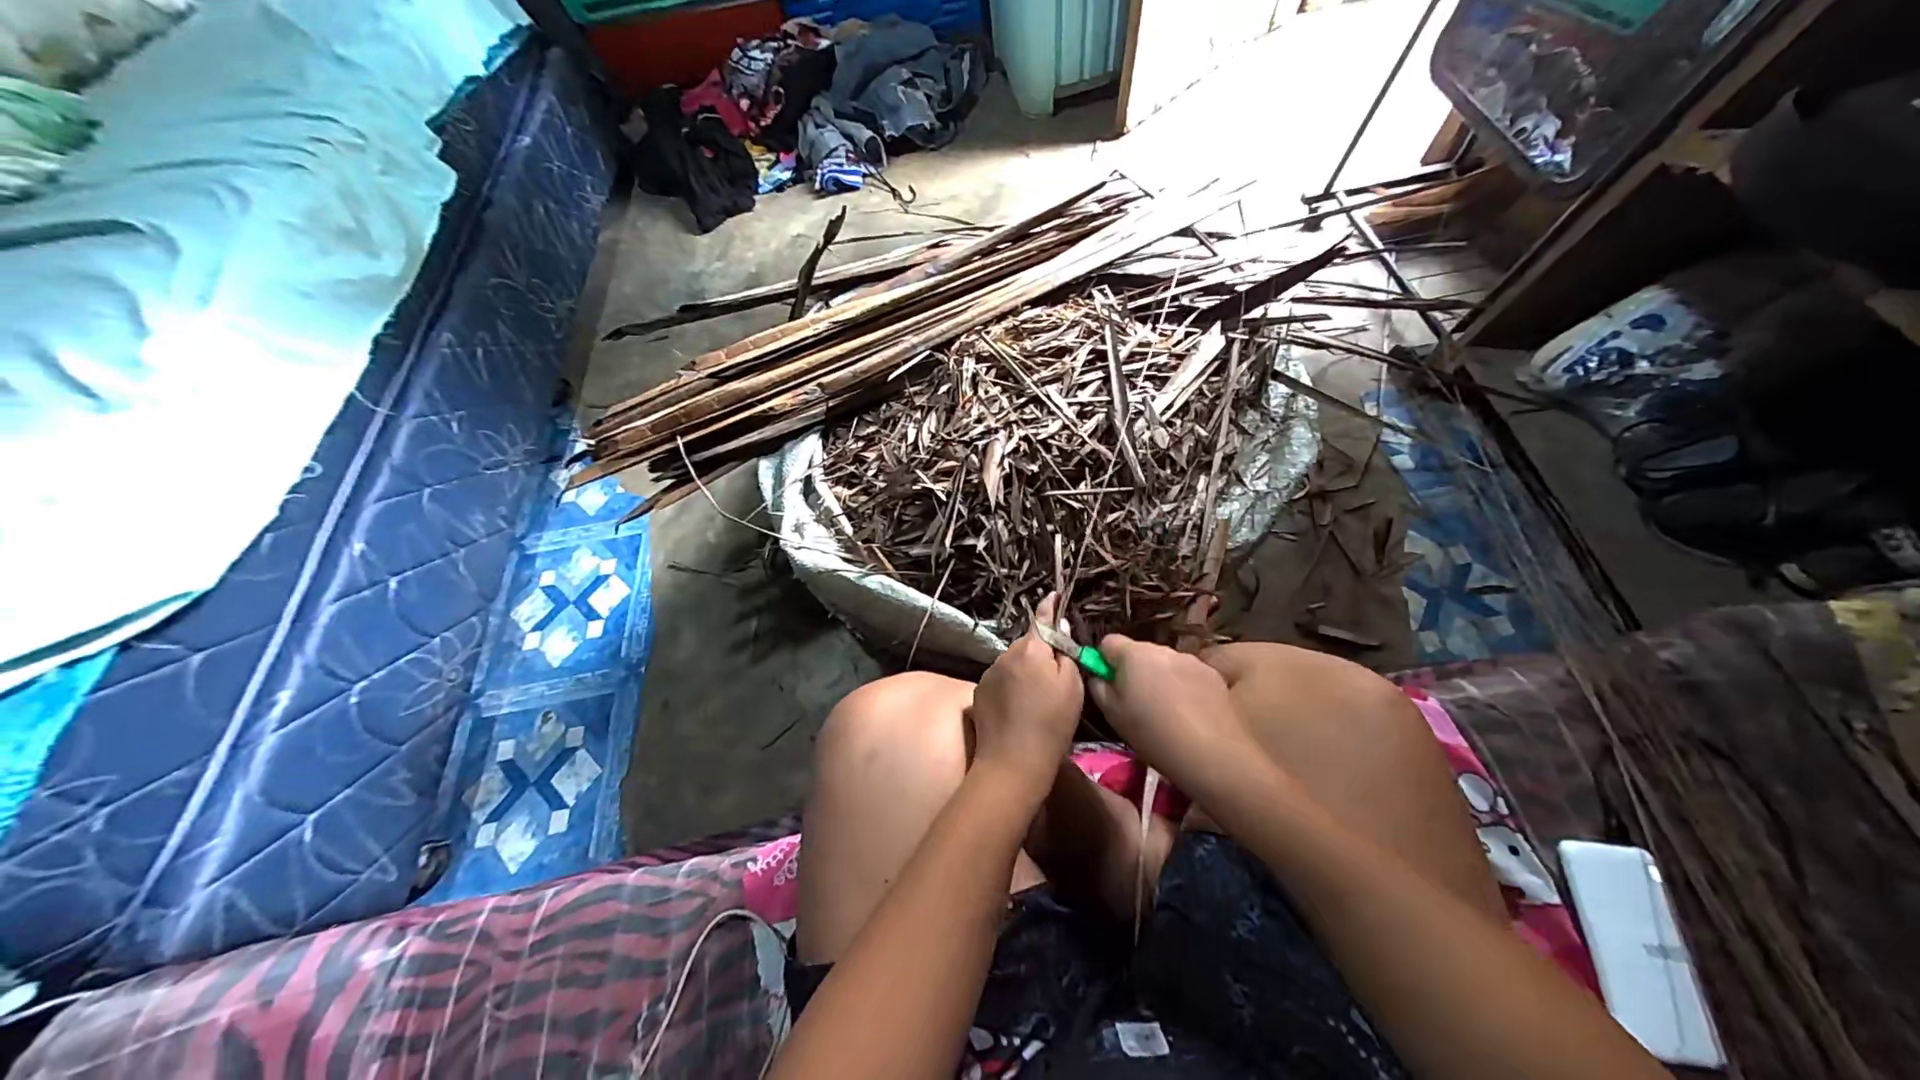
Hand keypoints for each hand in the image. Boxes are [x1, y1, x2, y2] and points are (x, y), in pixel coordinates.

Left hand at [968, 593, 1084, 803]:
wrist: (1013, 763)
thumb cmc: (1051, 724)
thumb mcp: (1072, 687)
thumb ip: (1066, 654)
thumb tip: (1059, 630)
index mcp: (1031, 649)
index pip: (1042, 619)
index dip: (1050, 607)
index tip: (1054, 596)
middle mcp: (1005, 654)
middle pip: (1027, 644)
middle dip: (1039, 652)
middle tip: (1055, 677)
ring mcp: (989, 673)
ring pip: (1013, 663)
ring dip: (1024, 671)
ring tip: (1037, 699)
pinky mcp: (979, 692)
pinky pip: (1000, 680)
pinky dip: (1010, 687)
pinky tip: (1019, 709)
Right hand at [1087, 636, 1260, 797]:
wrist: (1210, 752)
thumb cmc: (1152, 733)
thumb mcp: (1112, 713)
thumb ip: (1098, 687)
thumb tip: (1098, 676)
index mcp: (1133, 654)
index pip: (1108, 641)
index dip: (1104, 660)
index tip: (1108, 683)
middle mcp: (1162, 649)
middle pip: (1139, 652)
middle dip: (1134, 670)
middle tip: (1136, 702)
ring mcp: (1190, 659)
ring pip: (1165, 663)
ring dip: (1160, 677)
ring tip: (1165, 710)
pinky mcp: (1213, 675)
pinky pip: (1188, 674)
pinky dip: (1183, 687)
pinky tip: (1188, 713)